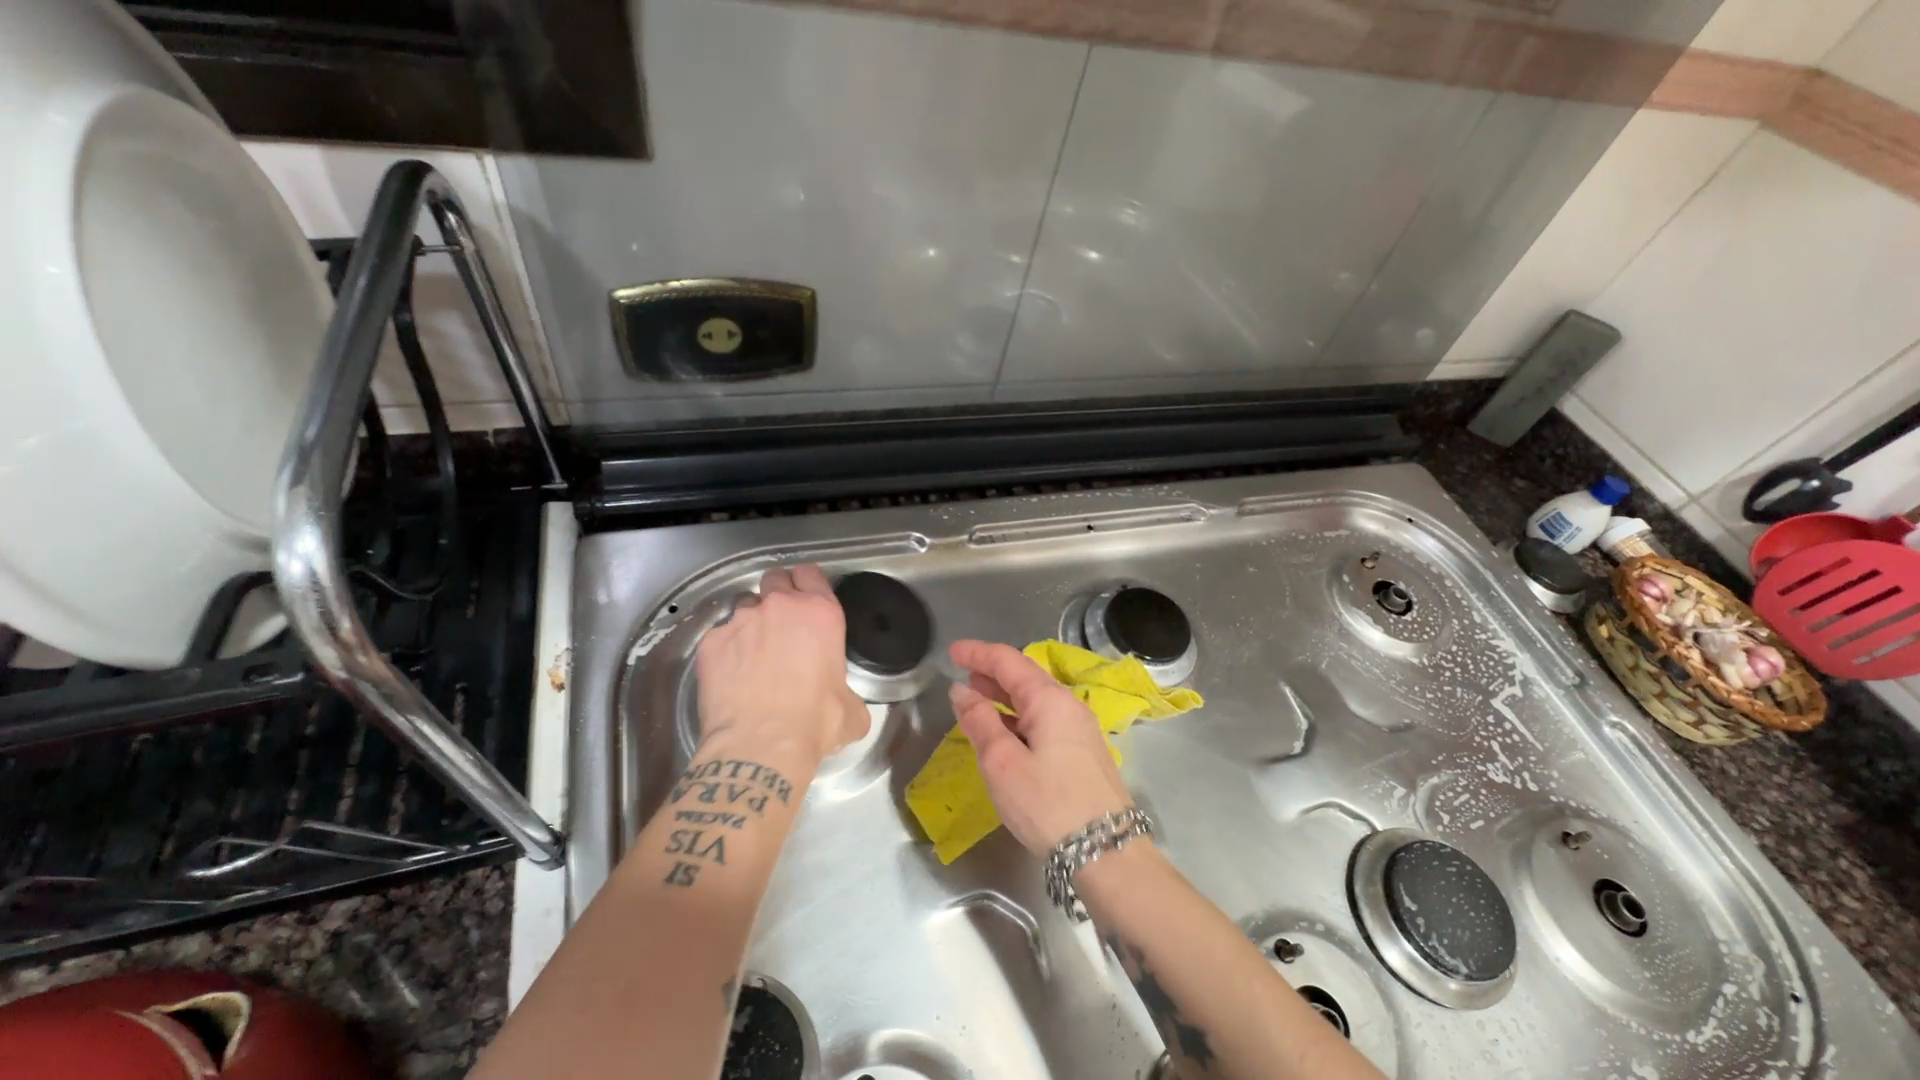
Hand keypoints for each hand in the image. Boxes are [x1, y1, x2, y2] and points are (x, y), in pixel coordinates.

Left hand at [695, 565, 870, 767]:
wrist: (762, 744)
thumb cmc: (814, 722)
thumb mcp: (851, 709)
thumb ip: (847, 691)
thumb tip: (846, 704)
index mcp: (820, 614)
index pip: (812, 574)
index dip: (808, 583)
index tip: (806, 596)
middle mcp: (779, 608)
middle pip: (775, 578)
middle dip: (778, 593)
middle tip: (781, 622)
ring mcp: (741, 621)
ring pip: (744, 606)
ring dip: (751, 623)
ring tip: (753, 654)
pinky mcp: (711, 642)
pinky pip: (719, 636)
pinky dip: (726, 650)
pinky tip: (731, 676)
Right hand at [947, 639, 1133, 854]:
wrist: (1105, 850)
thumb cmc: (1047, 803)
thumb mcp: (1001, 762)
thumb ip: (979, 722)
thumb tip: (962, 691)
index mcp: (1049, 700)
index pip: (1009, 661)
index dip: (978, 653)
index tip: (952, 651)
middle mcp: (1069, 706)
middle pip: (1026, 677)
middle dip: (992, 673)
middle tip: (962, 674)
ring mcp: (1080, 730)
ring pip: (1036, 701)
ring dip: (1005, 696)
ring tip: (977, 698)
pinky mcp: (1083, 753)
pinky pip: (1045, 720)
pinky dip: (1019, 717)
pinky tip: (1004, 732)